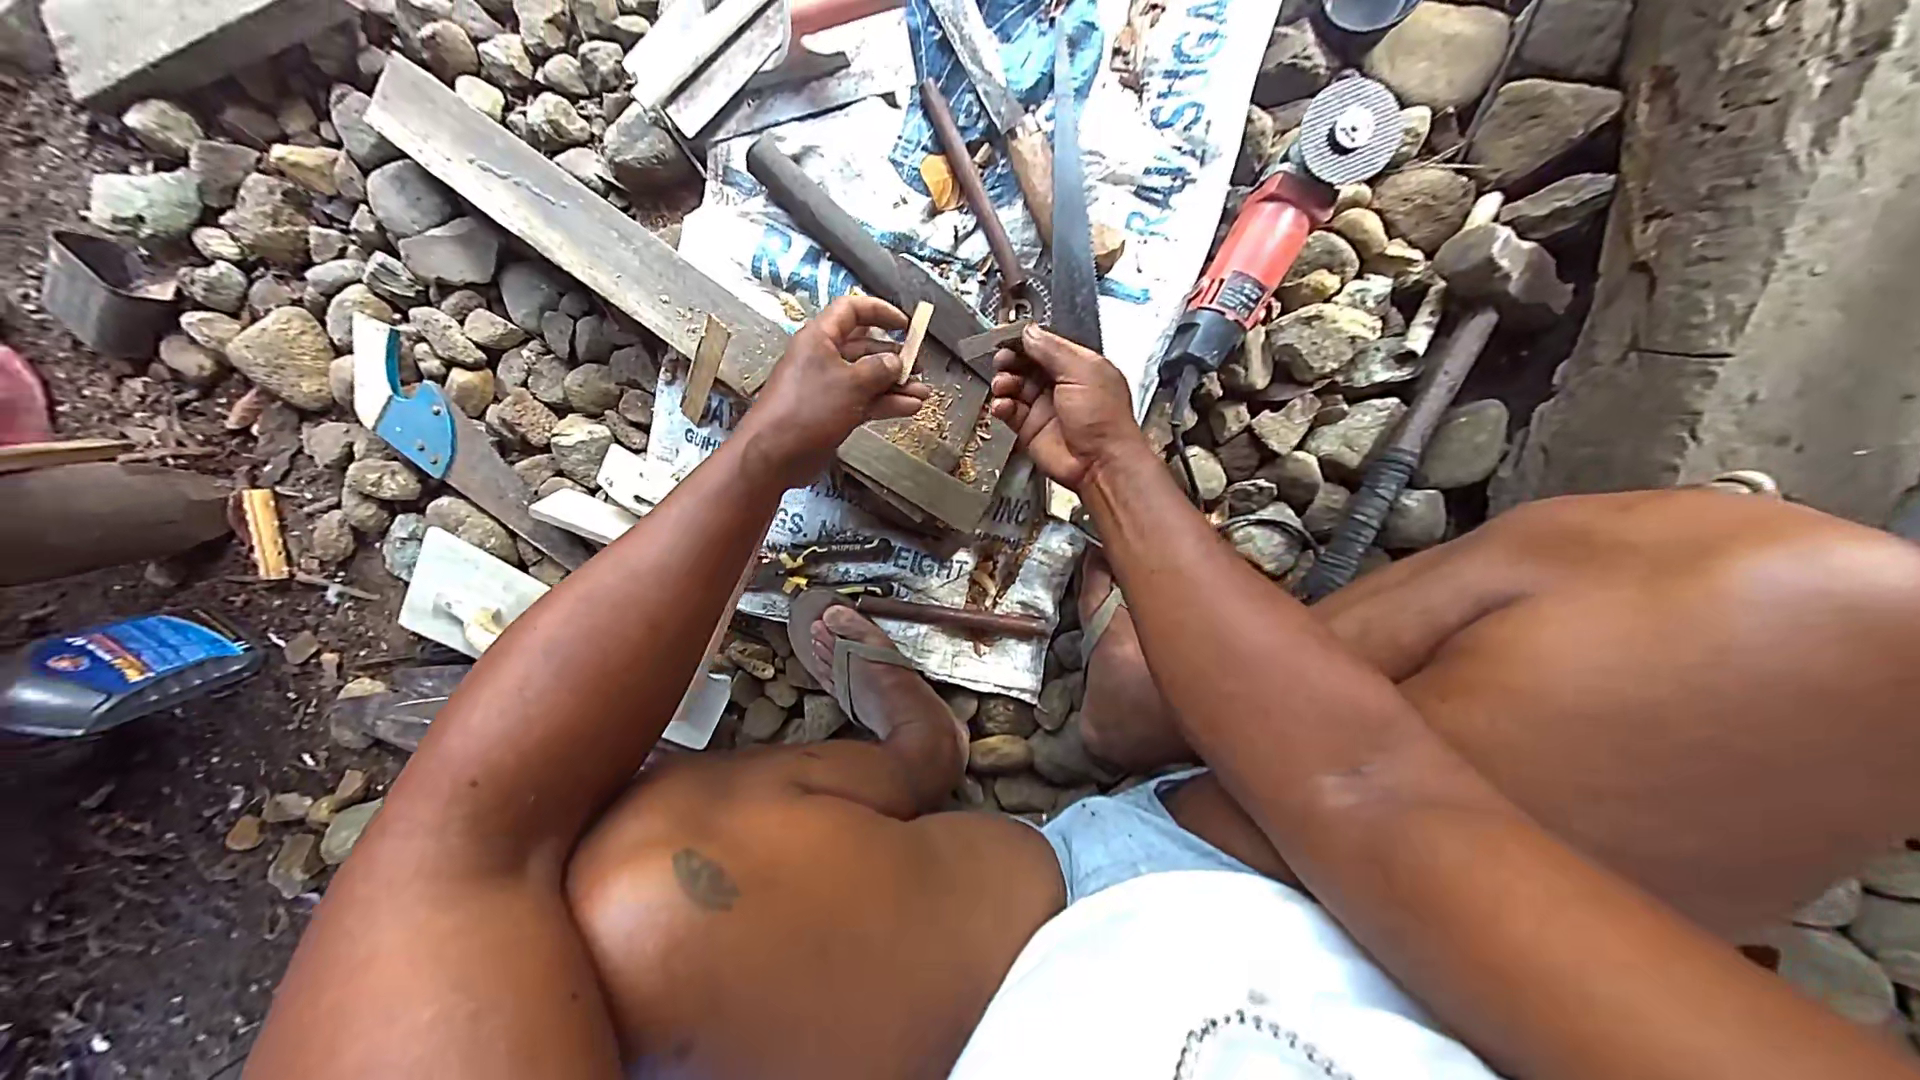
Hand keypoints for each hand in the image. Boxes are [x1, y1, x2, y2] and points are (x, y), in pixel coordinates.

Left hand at [740, 295, 929, 486]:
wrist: (775, 454)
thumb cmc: (808, 409)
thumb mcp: (851, 383)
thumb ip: (879, 369)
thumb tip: (896, 362)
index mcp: (820, 338)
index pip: (852, 311)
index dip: (880, 312)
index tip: (905, 324)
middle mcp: (824, 358)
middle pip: (864, 347)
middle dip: (894, 356)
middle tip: (919, 365)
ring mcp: (829, 387)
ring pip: (868, 378)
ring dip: (896, 384)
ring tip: (923, 392)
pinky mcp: (833, 413)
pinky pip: (865, 401)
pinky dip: (887, 403)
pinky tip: (910, 407)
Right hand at [989, 325, 1142, 491]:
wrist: (1100, 463)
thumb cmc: (1104, 419)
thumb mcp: (1082, 370)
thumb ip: (1052, 350)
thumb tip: (1029, 333)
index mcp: (1078, 366)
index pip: (1045, 346)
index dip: (1026, 341)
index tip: (1009, 338)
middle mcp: (1060, 385)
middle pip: (1025, 365)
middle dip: (1010, 360)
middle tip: (1002, 360)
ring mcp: (1044, 408)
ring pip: (1014, 386)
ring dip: (1004, 382)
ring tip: (1003, 385)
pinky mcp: (1030, 429)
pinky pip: (1008, 411)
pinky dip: (1001, 406)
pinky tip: (1003, 405)